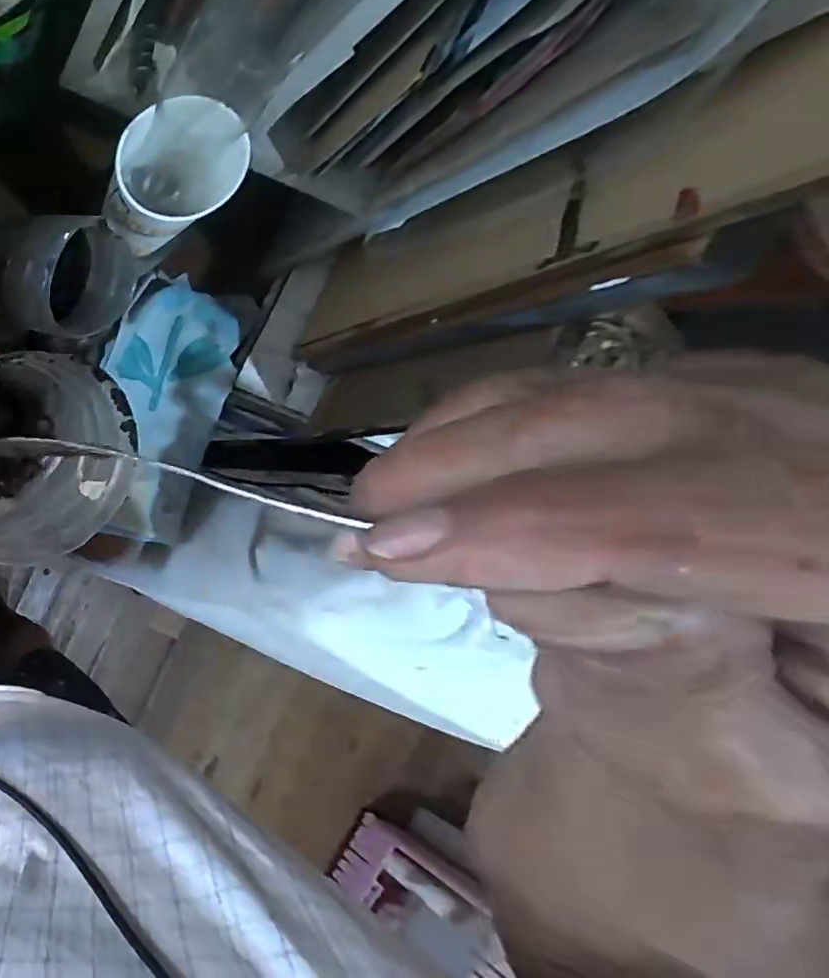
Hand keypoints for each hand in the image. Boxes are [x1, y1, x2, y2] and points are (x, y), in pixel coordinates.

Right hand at [344, 354, 828, 975]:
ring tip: (376, 509)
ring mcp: (748, 403)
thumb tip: (524, 591)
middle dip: (459, 472)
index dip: (520, 530)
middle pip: (612, 427)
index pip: (687, 525)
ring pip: (557, 397)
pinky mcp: (667, 387)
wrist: (771, 678)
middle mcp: (822, 454)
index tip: (389, 552)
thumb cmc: (758, 744)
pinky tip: (418, 483)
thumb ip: (660, 681)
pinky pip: (532, 391)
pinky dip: (452, 432)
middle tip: (362, 524)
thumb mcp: (732, 759)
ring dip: (441, 451)